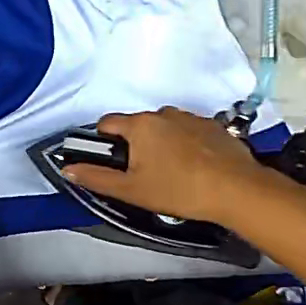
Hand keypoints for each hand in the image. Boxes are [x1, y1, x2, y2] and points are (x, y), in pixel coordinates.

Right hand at [61, 107, 281, 225]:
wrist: (237, 190)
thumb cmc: (179, 189)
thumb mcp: (132, 190)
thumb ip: (97, 177)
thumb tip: (68, 168)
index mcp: (140, 125)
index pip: (107, 123)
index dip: (103, 141)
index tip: (112, 161)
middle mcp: (164, 114)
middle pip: (137, 125)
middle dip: (135, 145)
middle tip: (143, 174)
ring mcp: (191, 118)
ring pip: (164, 127)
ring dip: (161, 143)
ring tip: (171, 173)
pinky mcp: (214, 127)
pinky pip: (189, 131)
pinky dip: (186, 145)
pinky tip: (194, 168)